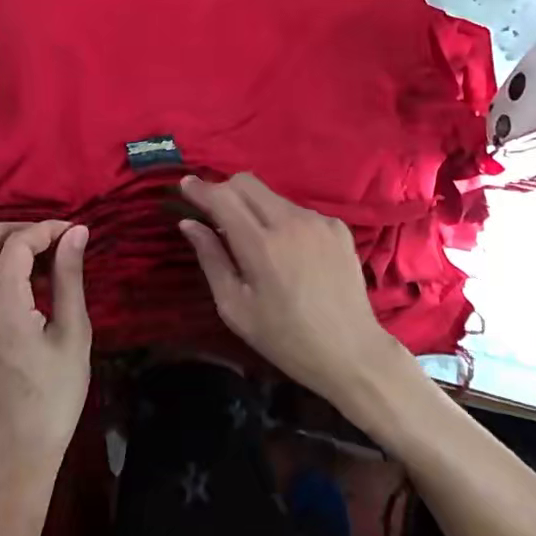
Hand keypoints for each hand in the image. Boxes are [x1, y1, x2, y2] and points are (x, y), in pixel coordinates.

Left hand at [0, 221, 91, 491]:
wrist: (11, 461)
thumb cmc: (52, 400)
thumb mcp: (72, 335)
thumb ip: (69, 278)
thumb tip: (76, 232)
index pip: (16, 242)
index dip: (48, 228)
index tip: (78, 232)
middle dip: (27, 229)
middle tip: (64, 240)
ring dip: (15, 248)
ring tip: (54, 261)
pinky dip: (5, 270)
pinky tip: (34, 287)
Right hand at [178, 174, 405, 405]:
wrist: (350, 352)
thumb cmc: (285, 338)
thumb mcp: (236, 308)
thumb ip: (211, 260)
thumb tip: (189, 224)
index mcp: (262, 245)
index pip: (223, 197)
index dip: (200, 188)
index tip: (185, 185)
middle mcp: (291, 222)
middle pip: (247, 183)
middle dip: (225, 190)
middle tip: (215, 214)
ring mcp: (319, 221)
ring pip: (274, 197)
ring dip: (256, 208)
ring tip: (257, 243)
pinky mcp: (338, 227)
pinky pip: (300, 212)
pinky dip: (284, 222)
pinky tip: (290, 253)